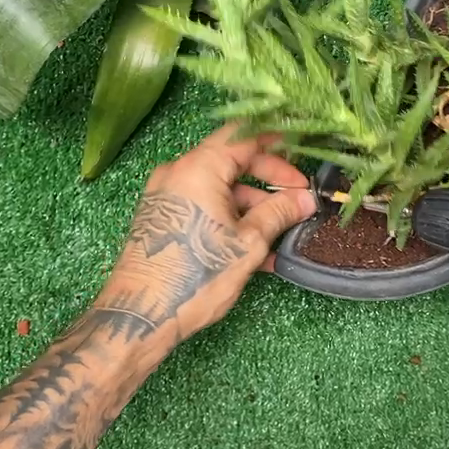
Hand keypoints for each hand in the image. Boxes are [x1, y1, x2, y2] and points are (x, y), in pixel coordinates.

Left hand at [96, 126, 315, 346]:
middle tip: (298, 200)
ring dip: (253, 205)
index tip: (303, 159)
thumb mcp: (248, 243)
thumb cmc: (196, 276)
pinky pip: (204, 206)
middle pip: (233, 160)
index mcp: (199, 168)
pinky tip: (255, 248)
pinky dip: (231, 219)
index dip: (279, 145)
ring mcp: (167, 195)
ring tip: (281, 234)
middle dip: (270, 180)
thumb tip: (305, 199)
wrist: (143, 312)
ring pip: (220, 188)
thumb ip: (279, 213)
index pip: (245, 136)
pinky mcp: (163, 218)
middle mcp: (178, 173)